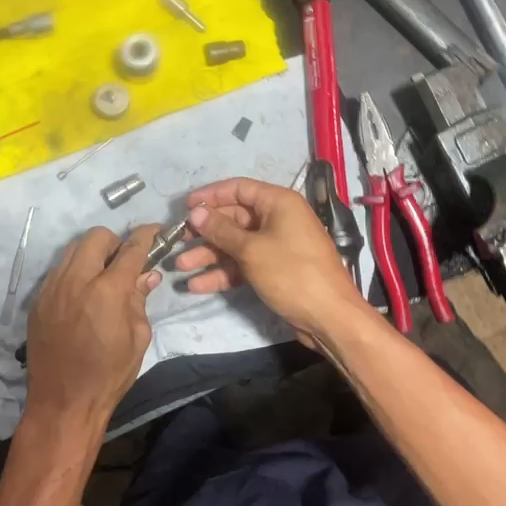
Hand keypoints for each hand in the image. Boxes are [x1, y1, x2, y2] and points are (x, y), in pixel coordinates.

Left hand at [24, 225, 161, 423]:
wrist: (63, 402)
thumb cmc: (109, 374)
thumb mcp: (138, 338)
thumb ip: (140, 300)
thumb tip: (147, 274)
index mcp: (107, 290)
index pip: (131, 249)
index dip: (146, 235)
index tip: (155, 230)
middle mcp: (76, 280)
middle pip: (96, 237)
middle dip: (115, 242)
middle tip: (125, 260)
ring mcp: (52, 288)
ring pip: (73, 249)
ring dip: (92, 254)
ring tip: (103, 275)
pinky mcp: (39, 300)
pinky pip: (58, 271)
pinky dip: (75, 271)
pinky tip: (83, 293)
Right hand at [175, 177, 365, 346]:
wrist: (329, 317)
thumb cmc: (291, 273)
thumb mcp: (252, 249)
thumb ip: (221, 230)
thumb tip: (196, 212)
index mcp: (278, 203)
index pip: (239, 188)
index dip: (210, 195)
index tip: (184, 207)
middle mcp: (278, 219)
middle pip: (234, 218)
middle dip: (205, 231)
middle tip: (176, 241)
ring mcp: (276, 246)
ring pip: (236, 244)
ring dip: (209, 255)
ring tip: (179, 267)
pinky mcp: (274, 270)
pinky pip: (244, 265)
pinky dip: (223, 273)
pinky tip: (198, 285)